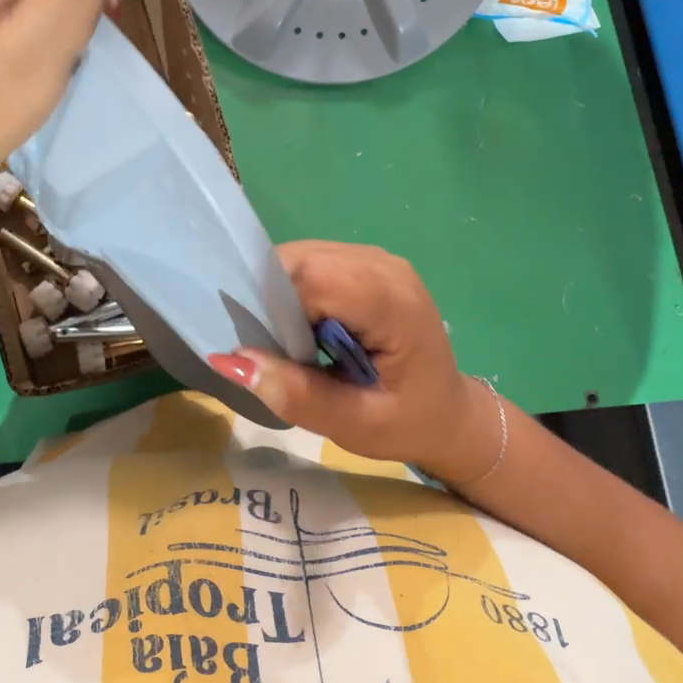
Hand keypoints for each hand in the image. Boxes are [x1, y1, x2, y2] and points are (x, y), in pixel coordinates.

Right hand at [206, 241, 502, 482]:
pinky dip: (293, 288)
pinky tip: (302, 325)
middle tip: (268, 345)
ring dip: (279, 292)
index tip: (261, 346)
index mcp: (394, 305)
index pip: (314, 280)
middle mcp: (385, 267)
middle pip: (304, 260)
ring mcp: (377, 259)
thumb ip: (297, 395)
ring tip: (286, 339)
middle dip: (271, 297)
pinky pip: (313, 261)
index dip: (275, 307)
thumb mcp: (355, 425)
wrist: (449, 414)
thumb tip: (232, 360)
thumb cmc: (407, 423)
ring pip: (302, 256)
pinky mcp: (366, 262)